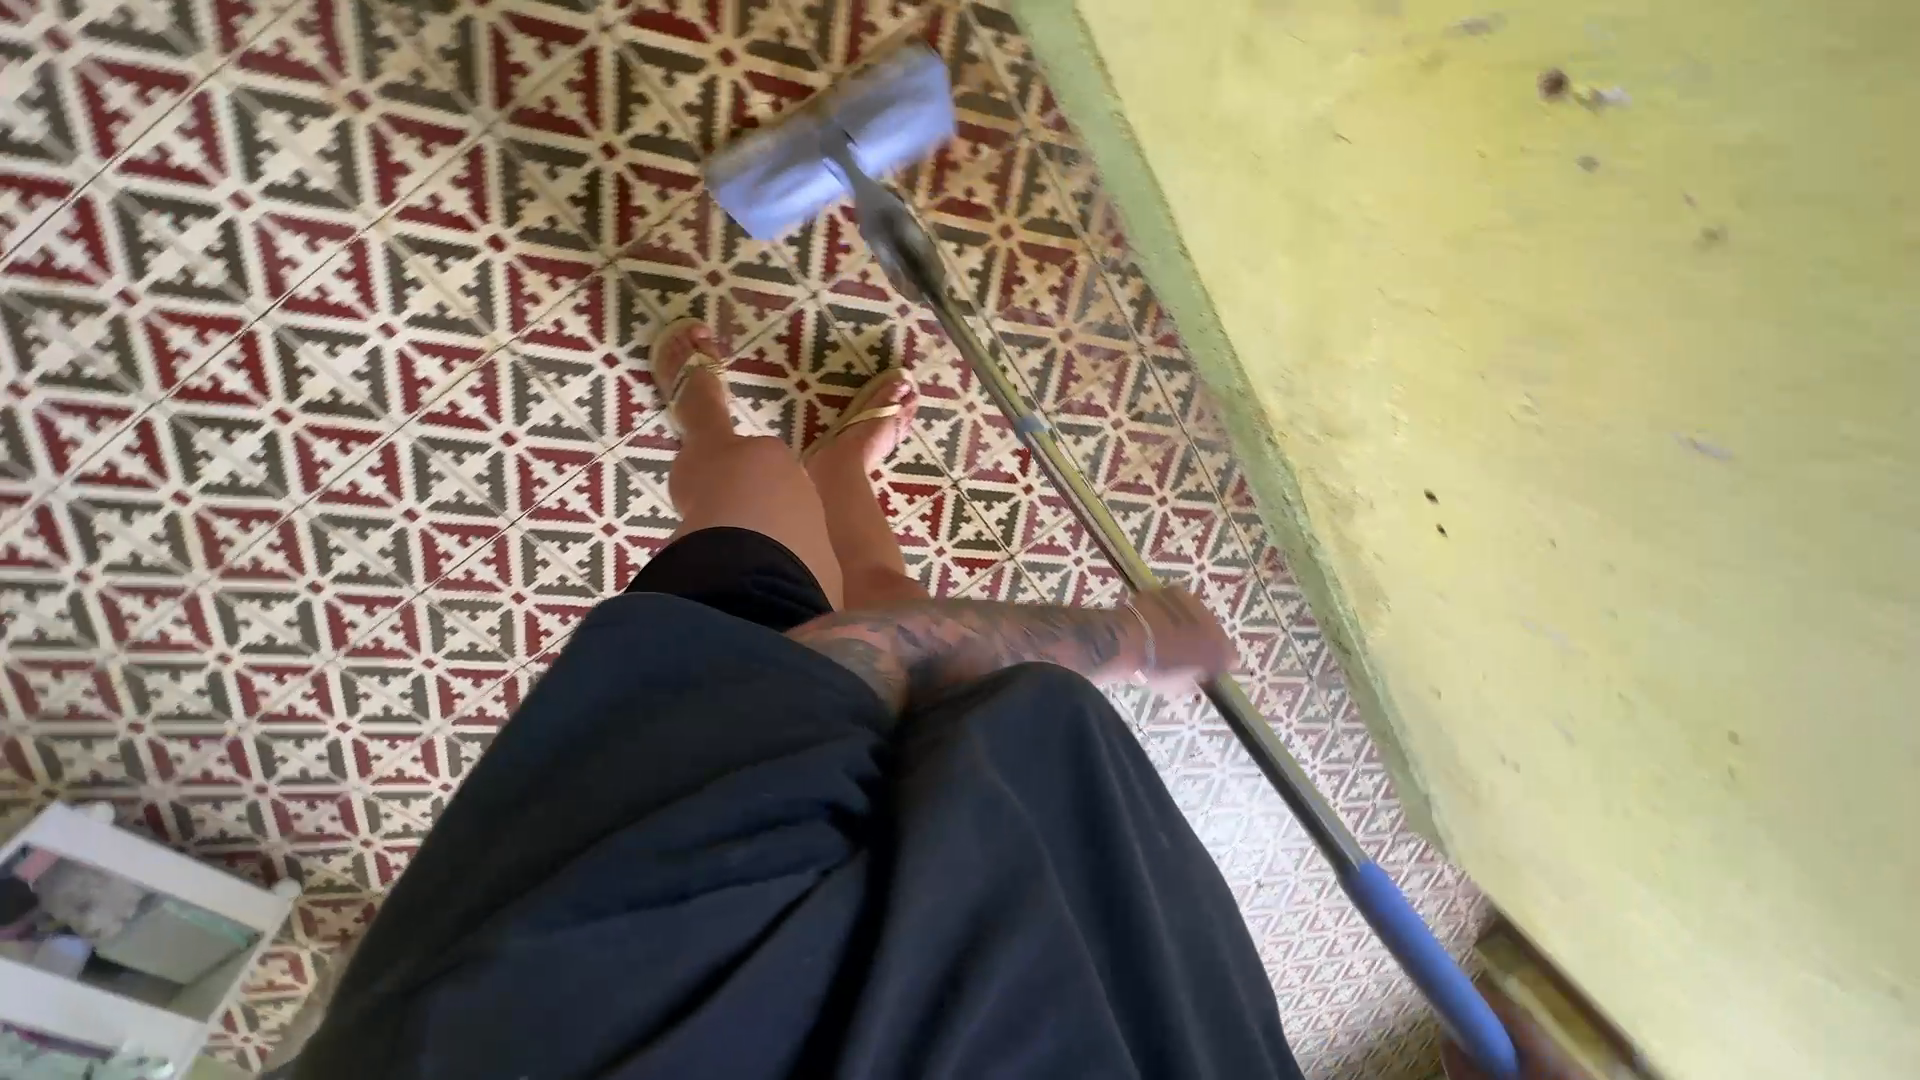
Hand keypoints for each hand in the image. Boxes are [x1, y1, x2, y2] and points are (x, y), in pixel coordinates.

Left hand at [1126, 587, 1237, 690]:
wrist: (1127, 640)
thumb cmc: (1153, 669)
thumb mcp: (1178, 684)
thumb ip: (1195, 677)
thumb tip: (1199, 675)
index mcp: (1218, 649)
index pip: (1229, 656)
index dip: (1218, 662)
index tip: (1208, 668)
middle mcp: (1213, 624)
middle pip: (1214, 632)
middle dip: (1203, 639)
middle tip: (1186, 649)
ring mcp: (1193, 604)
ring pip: (1197, 615)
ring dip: (1188, 623)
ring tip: (1169, 632)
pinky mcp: (1173, 591)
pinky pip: (1178, 603)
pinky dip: (1171, 611)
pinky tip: (1158, 618)